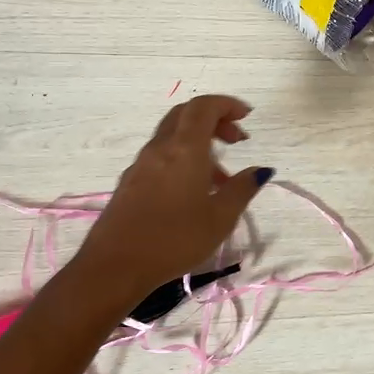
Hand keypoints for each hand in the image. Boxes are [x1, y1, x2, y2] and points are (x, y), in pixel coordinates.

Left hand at [73, 95, 271, 305]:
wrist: (113, 269)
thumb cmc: (174, 240)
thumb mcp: (221, 218)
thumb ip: (242, 189)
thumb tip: (260, 170)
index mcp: (184, 149)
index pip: (204, 106)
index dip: (227, 104)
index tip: (246, 117)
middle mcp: (160, 149)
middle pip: (185, 115)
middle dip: (214, 119)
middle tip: (236, 140)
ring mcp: (140, 166)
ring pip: (172, 137)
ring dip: (198, 143)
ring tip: (219, 177)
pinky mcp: (128, 184)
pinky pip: (160, 157)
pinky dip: (181, 159)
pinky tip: (192, 193)